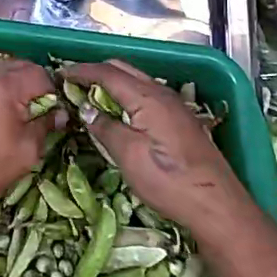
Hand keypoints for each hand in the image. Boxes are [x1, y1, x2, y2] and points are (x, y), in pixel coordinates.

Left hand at [0, 59, 58, 208]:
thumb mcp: (26, 152)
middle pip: (17, 66)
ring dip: (9, 82)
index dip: (52, 90)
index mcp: (4, 85)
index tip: (53, 109)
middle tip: (36, 108)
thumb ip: (45, 127)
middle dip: (32, 82)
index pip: (39, 74)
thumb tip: (59, 114)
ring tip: (11, 110)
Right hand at [63, 59, 256, 239]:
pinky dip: (126, 94)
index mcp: (147, 98)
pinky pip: (146, 95)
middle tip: (71, 84)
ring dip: (112, 82)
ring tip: (89, 96)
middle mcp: (162, 94)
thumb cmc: (169, 182)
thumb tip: (86, 109)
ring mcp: (175, 106)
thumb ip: (105, 128)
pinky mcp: (180, 121)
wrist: (218, 206)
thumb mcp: (129, 156)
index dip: (81, 71)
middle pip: (123, 69)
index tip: (59, 74)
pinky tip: (118, 112)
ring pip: (136, 81)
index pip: (107, 73)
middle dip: (95, 72)